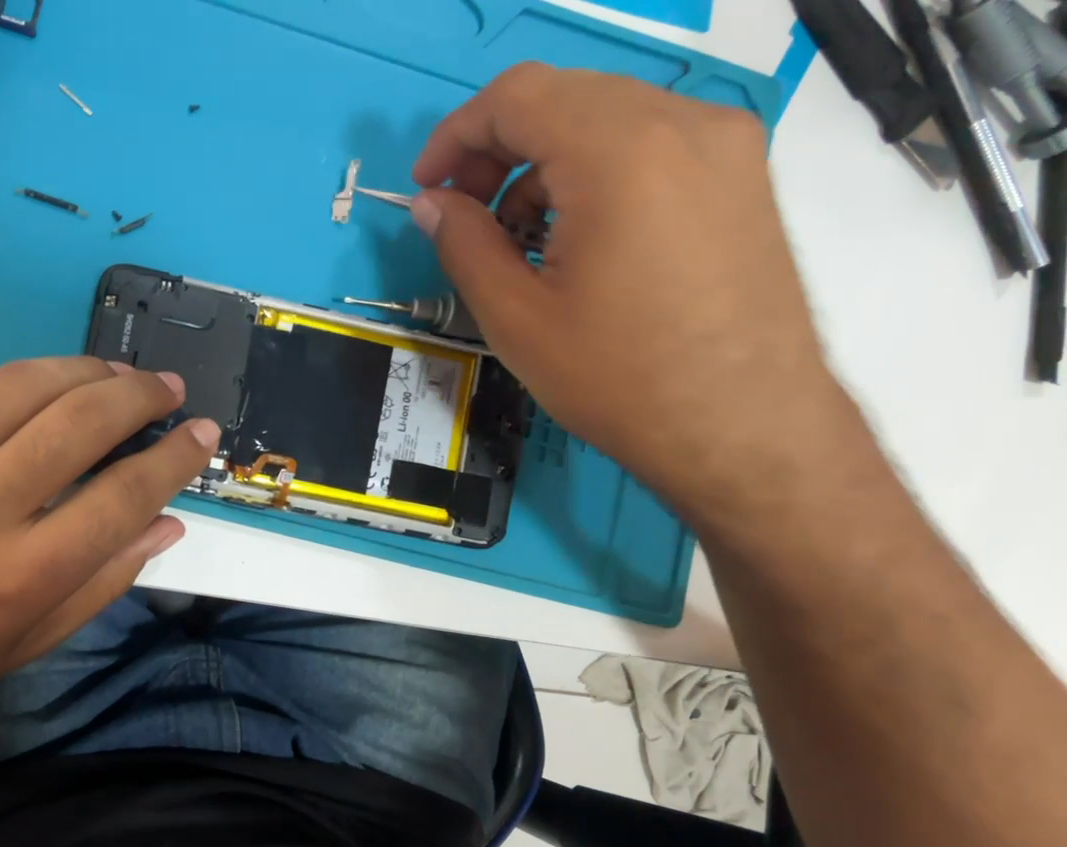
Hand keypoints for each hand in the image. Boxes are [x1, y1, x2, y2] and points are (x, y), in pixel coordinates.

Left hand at [0, 357, 219, 762]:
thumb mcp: (28, 643)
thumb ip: (102, 581)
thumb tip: (165, 522)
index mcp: (22, 575)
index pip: (120, 496)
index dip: (172, 459)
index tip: (201, 434)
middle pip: (76, 424)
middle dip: (135, 396)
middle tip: (166, 388)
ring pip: (18, 388)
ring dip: (79, 369)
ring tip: (114, 373)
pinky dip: (14, 381)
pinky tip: (42, 383)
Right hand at [411, 64, 862, 524]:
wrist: (744, 426)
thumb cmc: (618, 377)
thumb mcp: (514, 317)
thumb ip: (463, 244)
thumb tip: (430, 203)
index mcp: (620, 152)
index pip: (518, 96)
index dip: (455, 134)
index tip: (427, 189)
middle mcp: (683, 123)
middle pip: (564, 96)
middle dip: (497, 147)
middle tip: (463, 213)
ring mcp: (725, 145)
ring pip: (608, 116)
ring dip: (545, 162)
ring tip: (519, 239)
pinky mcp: (742, 175)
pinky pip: (650, 143)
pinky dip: (595, 172)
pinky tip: (577, 239)